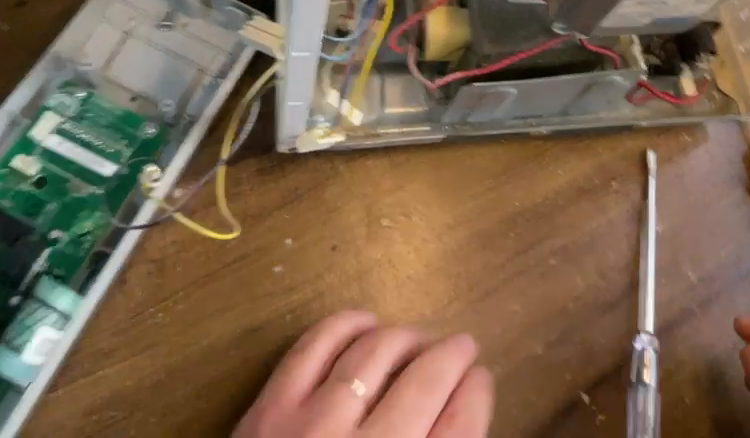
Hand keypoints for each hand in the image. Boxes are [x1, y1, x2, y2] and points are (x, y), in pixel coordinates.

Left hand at [236, 310, 494, 436]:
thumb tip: (462, 412)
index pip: (462, 424)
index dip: (477, 393)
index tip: (480, 377)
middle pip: (425, 381)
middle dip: (452, 356)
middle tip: (462, 346)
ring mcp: (315, 426)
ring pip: (375, 352)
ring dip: (406, 338)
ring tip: (417, 340)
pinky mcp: (269, 410)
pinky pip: (317, 344)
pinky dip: (347, 324)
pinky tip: (366, 323)